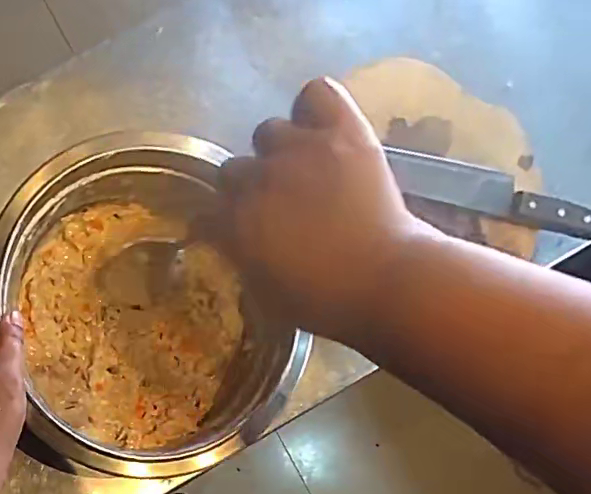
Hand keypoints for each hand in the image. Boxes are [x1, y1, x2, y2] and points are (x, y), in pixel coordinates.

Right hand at [217, 77, 438, 343]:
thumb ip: (245, 264)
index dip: (217, 225)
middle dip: (246, 189)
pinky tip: (322, 131)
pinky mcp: (342, 130)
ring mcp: (300, 149)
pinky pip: (315, 93)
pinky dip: (314, 108)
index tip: (229, 233)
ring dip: (277, 151)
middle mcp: (259, 179)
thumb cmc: (327, 302)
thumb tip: (237, 246)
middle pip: (232, 170)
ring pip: (268, 131)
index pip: (206, 214)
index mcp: (238, 225)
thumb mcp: (271, 298)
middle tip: (274, 207)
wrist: (385, 282)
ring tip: (301, 171)